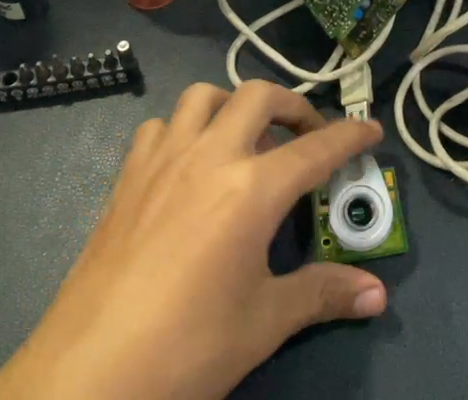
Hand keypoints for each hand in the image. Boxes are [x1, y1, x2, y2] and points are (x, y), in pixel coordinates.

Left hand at [0, 82, 386, 399]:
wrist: (90, 371)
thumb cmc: (188, 346)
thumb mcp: (264, 322)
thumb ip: (322, 294)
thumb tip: (377, 295)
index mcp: (251, 189)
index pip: (315, 148)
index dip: (350, 136)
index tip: (371, 129)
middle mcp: (209, 156)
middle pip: (258, 96)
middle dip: (293, 105)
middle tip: (307, 136)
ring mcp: (162, 160)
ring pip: (202, 96)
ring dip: (234, 104)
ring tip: (247, 138)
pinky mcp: (127, 176)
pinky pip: (160, 126)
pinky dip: (184, 127)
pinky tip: (190, 164)